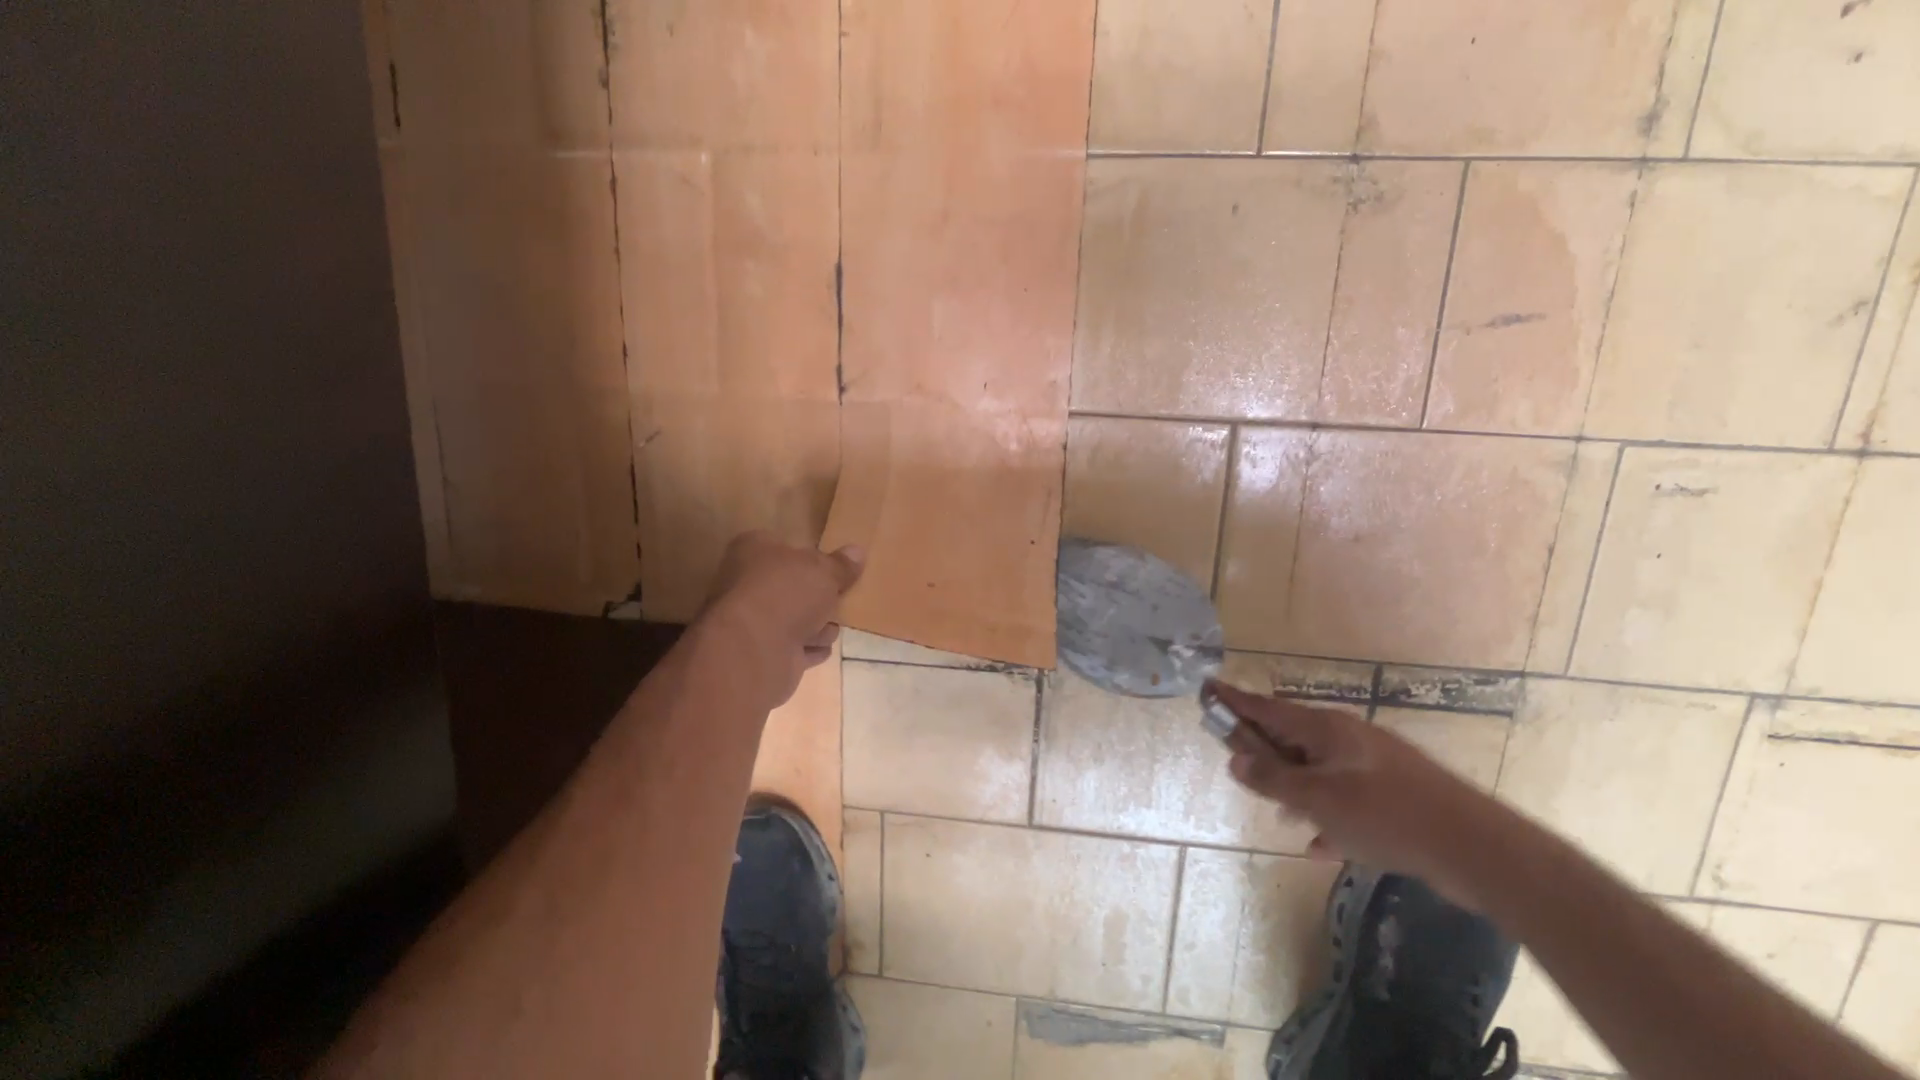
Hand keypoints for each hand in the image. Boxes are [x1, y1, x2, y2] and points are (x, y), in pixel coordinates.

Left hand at [702, 532, 864, 704]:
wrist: (756, 649)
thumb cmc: (786, 593)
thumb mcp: (825, 571)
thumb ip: (841, 565)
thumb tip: (857, 552)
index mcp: (753, 550)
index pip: (784, 547)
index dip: (810, 557)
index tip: (833, 569)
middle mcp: (745, 582)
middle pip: (789, 586)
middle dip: (815, 597)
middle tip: (839, 599)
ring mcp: (750, 620)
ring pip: (790, 619)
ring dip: (814, 626)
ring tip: (830, 628)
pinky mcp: (760, 653)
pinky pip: (791, 648)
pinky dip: (807, 649)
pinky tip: (823, 649)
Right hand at [1209, 680, 1501, 908]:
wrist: (1472, 848)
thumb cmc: (1387, 815)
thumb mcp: (1319, 800)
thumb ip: (1273, 780)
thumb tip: (1235, 760)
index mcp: (1326, 730)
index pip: (1267, 709)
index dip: (1235, 701)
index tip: (1207, 688)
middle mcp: (1346, 740)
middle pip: (1290, 737)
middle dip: (1261, 749)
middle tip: (1235, 760)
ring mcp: (1370, 766)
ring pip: (1316, 770)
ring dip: (1292, 787)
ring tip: (1278, 813)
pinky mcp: (1389, 795)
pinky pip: (1342, 798)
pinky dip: (1325, 815)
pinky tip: (1320, 844)